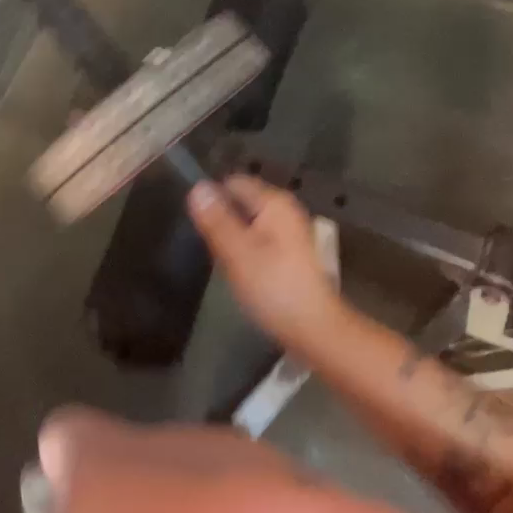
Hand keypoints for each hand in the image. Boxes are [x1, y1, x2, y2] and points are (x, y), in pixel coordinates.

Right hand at [186, 176, 341, 346]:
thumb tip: (197, 186)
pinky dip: (246, 252)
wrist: (316, 330)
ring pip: (247, 224)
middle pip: (240, 202)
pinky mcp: (289, 253)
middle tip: (211, 249)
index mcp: (274, 203)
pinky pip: (257, 241)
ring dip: (233, 239)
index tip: (200, 226)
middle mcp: (284, 210)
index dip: (212, 199)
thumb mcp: (238, 253)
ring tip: (225, 264)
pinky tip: (242, 273)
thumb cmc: (275, 289)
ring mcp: (289, 232)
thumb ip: (216, 220)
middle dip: (222, 221)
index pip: (233, 183)